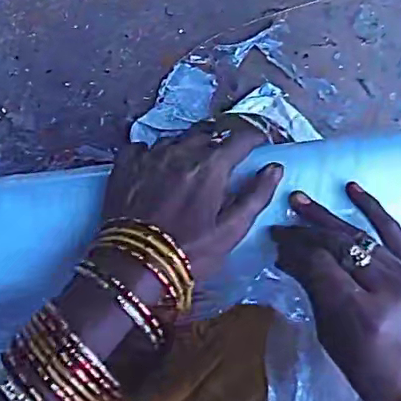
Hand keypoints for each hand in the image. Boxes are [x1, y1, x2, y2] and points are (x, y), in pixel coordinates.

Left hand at [102, 118, 283, 286]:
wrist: (134, 267)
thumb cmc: (190, 252)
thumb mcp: (231, 230)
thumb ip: (255, 196)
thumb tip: (274, 168)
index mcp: (211, 166)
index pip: (240, 138)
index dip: (254, 138)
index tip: (260, 144)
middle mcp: (181, 152)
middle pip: (208, 133)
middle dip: (221, 142)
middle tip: (226, 159)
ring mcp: (150, 156)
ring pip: (177, 139)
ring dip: (189, 147)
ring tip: (191, 166)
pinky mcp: (125, 166)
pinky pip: (143, 147)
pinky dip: (154, 152)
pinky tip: (156, 167)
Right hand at [270, 183, 400, 400]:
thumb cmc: (368, 370)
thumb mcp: (332, 337)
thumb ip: (314, 292)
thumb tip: (287, 256)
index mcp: (361, 314)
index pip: (321, 266)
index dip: (296, 250)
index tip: (278, 242)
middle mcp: (388, 289)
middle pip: (340, 247)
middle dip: (307, 231)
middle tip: (282, 222)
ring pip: (362, 236)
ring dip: (329, 218)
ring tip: (302, 203)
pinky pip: (395, 232)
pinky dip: (373, 209)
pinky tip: (352, 190)